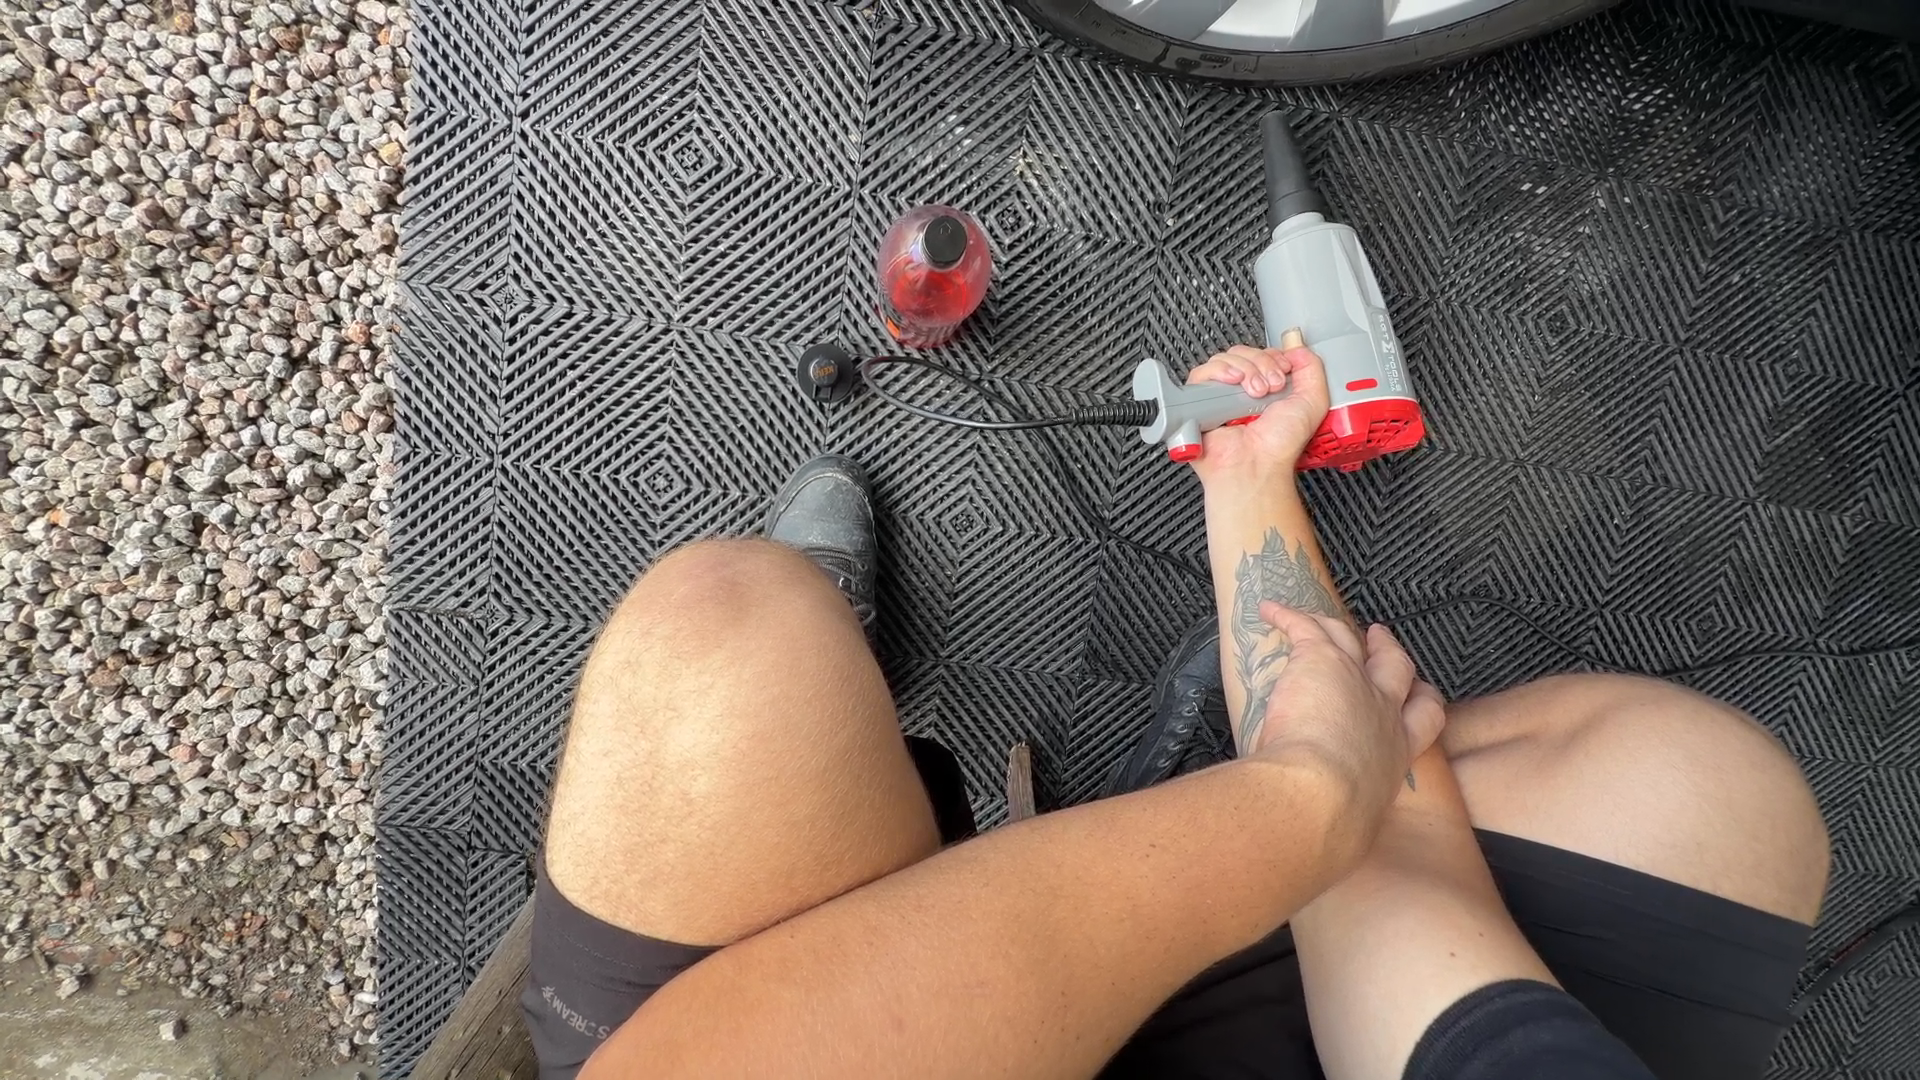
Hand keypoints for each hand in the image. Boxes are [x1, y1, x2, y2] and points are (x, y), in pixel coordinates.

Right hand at [1182, 330, 1330, 480]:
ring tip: (1252, 392)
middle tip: (1269, 388)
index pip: (1262, 353)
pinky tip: (1232, 385)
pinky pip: (1200, 374)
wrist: (1256, 465)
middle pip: (1243, 352)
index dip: (1274, 357)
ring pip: (1224, 359)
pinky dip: (1218, 372)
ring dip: (1244, 369)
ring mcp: (1219, 396)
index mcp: (1266, 391)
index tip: (1283, 374)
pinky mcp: (1198, 403)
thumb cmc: (1279, 446)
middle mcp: (1241, 392)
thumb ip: (1311, 366)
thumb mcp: (1313, 400)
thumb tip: (1295, 343)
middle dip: (1261, 363)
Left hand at [1243, 604, 1446, 844]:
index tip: (1419, 693)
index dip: (1421, 702)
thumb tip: (1334, 839)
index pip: (1421, 720)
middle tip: (1381, 637)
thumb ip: (1350, 810)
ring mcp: (1356, 681)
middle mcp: (1384, 711)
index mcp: (1396, 752)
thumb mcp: (1354, 815)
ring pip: (1351, 640)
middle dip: (1390, 652)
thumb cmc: (1333, 814)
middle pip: (1397, 670)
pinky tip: (1268, 610)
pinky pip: (1305, 627)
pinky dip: (1287, 615)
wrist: (1323, 792)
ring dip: (1338, 626)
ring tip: (1322, 618)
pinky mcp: (1321, 660)